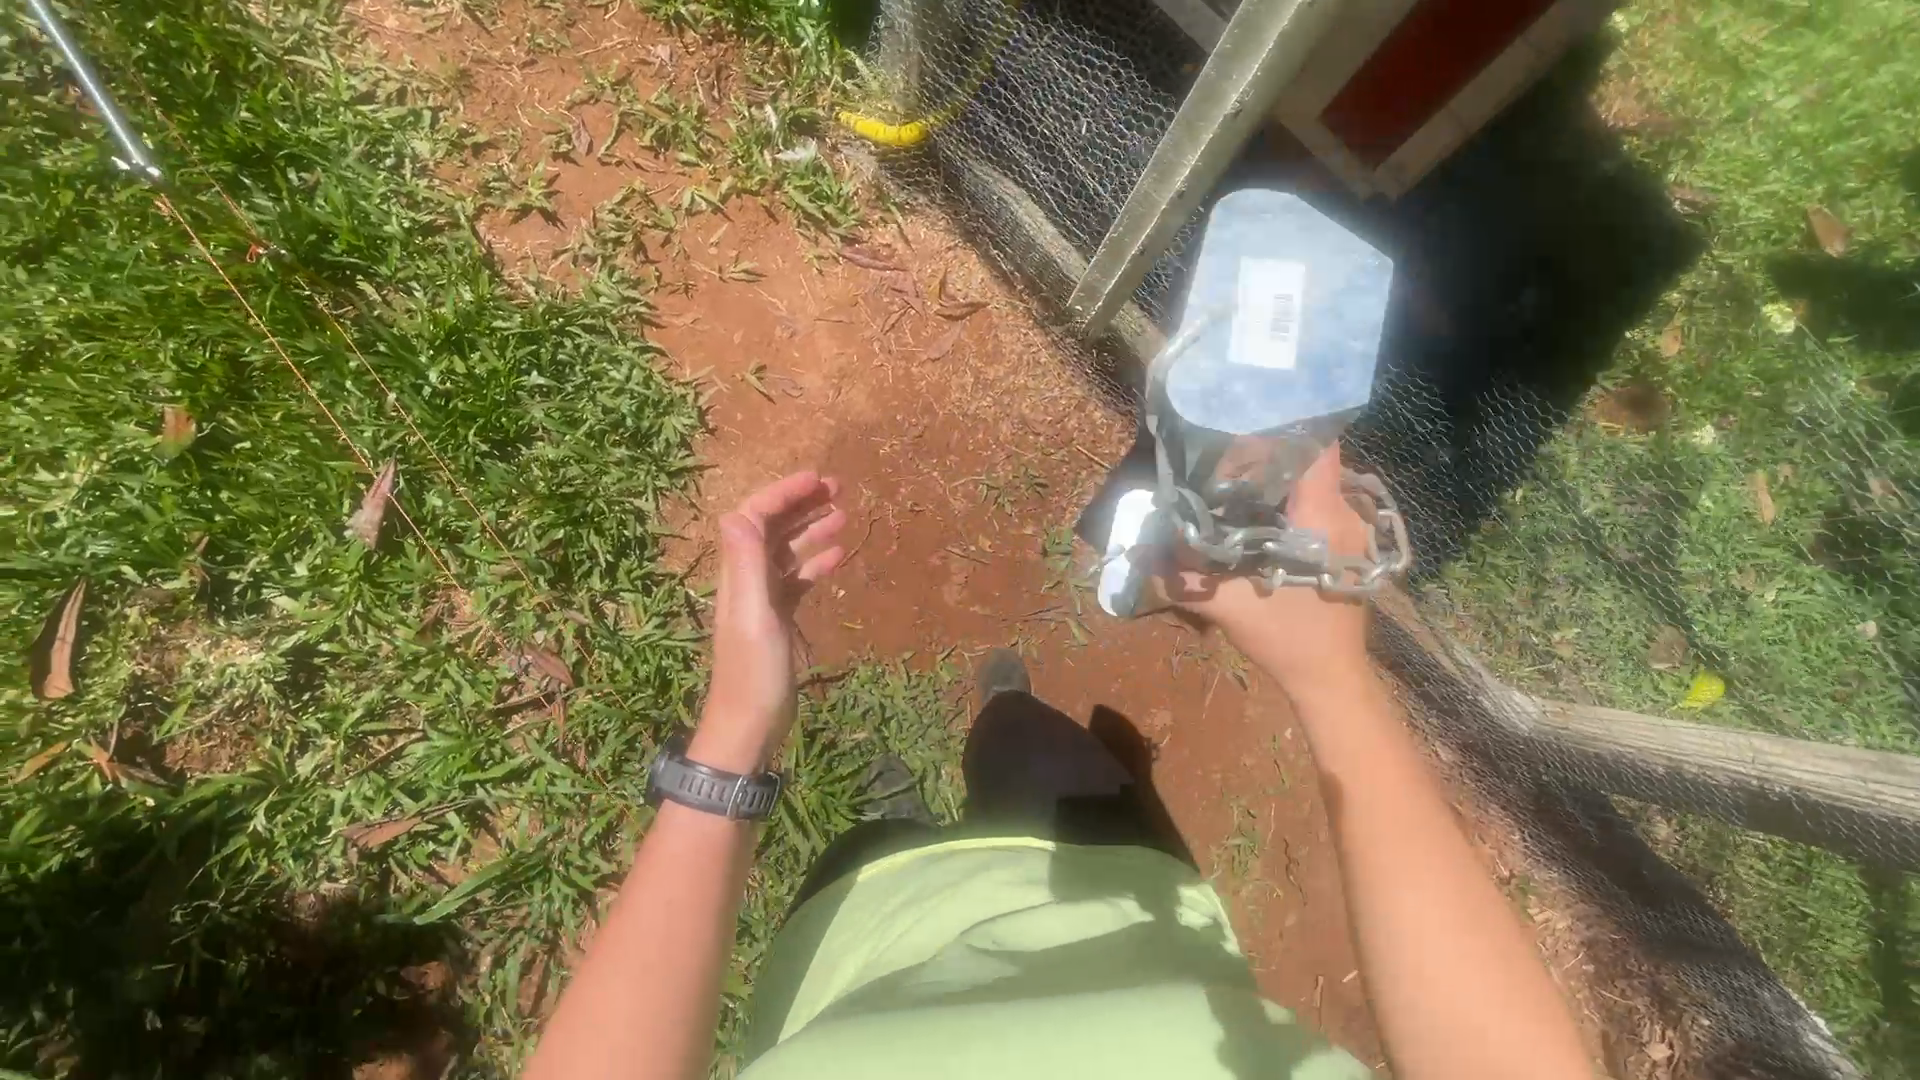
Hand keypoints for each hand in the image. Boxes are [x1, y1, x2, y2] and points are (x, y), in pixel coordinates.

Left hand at [688, 471, 847, 772]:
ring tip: (843, 516)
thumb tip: (740, 513)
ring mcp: (762, 600)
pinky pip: (796, 580)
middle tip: (837, 489)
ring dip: (811, 530)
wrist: (749, 724)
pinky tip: (838, 557)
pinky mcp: (777, 619)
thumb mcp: (752, 616)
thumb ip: (746, 565)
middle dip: (800, 505)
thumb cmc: (753, 673)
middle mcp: (747, 580)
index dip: (782, 494)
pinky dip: (815, 564)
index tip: (816, 480)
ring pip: (786, 552)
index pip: (754, 518)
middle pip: (771, 529)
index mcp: (738, 574)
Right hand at [1155, 442, 1369, 690]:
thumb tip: (1141, 556)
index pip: (1316, 447)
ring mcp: (1352, 530)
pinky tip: (1257, 515)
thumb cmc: (1289, 640)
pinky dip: (1288, 500)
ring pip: (1315, 481)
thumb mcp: (1229, 608)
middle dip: (1267, 455)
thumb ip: (1184, 579)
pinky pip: (1319, 503)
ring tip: (1235, 485)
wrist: (1331, 679)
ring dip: (1278, 479)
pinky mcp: (1347, 544)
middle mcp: (1345, 515)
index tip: (1238, 435)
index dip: (1279, 432)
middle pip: (1311, 460)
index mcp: (1323, 519)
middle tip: (1223, 462)